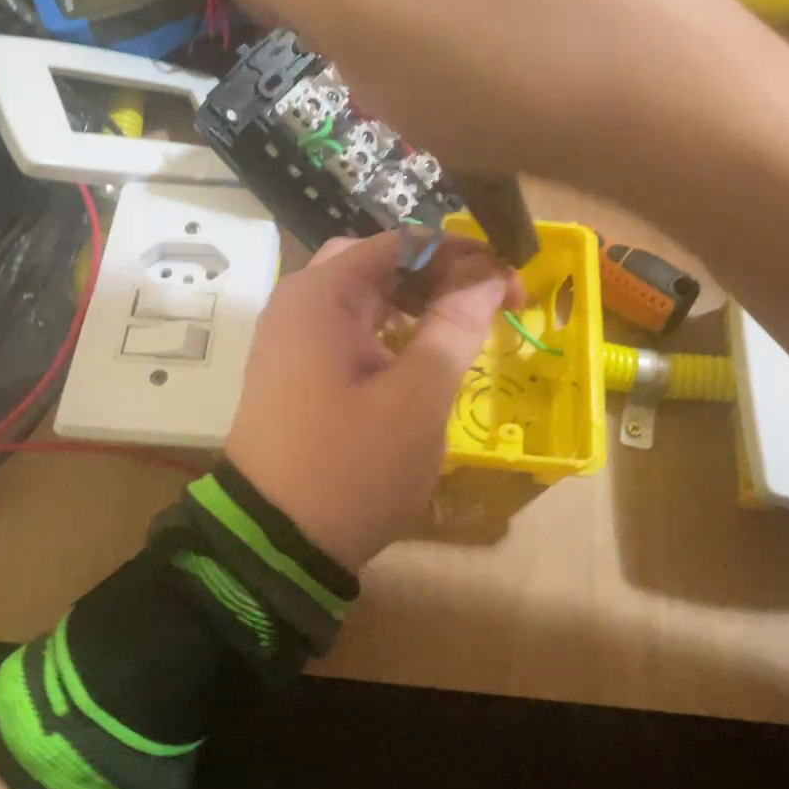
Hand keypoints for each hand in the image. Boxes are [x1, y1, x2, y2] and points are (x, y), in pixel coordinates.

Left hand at [225, 233, 523, 569]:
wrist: (277, 545)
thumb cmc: (352, 466)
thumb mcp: (417, 397)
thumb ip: (455, 326)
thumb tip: (489, 275)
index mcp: (321, 295)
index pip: (402, 243)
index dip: (463, 256)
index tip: (512, 285)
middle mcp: (297, 304)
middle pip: (377, 264)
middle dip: (436, 276)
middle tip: (484, 303)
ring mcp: (289, 340)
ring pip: (360, 299)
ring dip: (412, 305)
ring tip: (459, 329)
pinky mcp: (292, 372)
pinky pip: (344, 332)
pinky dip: (386, 334)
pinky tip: (416, 360)